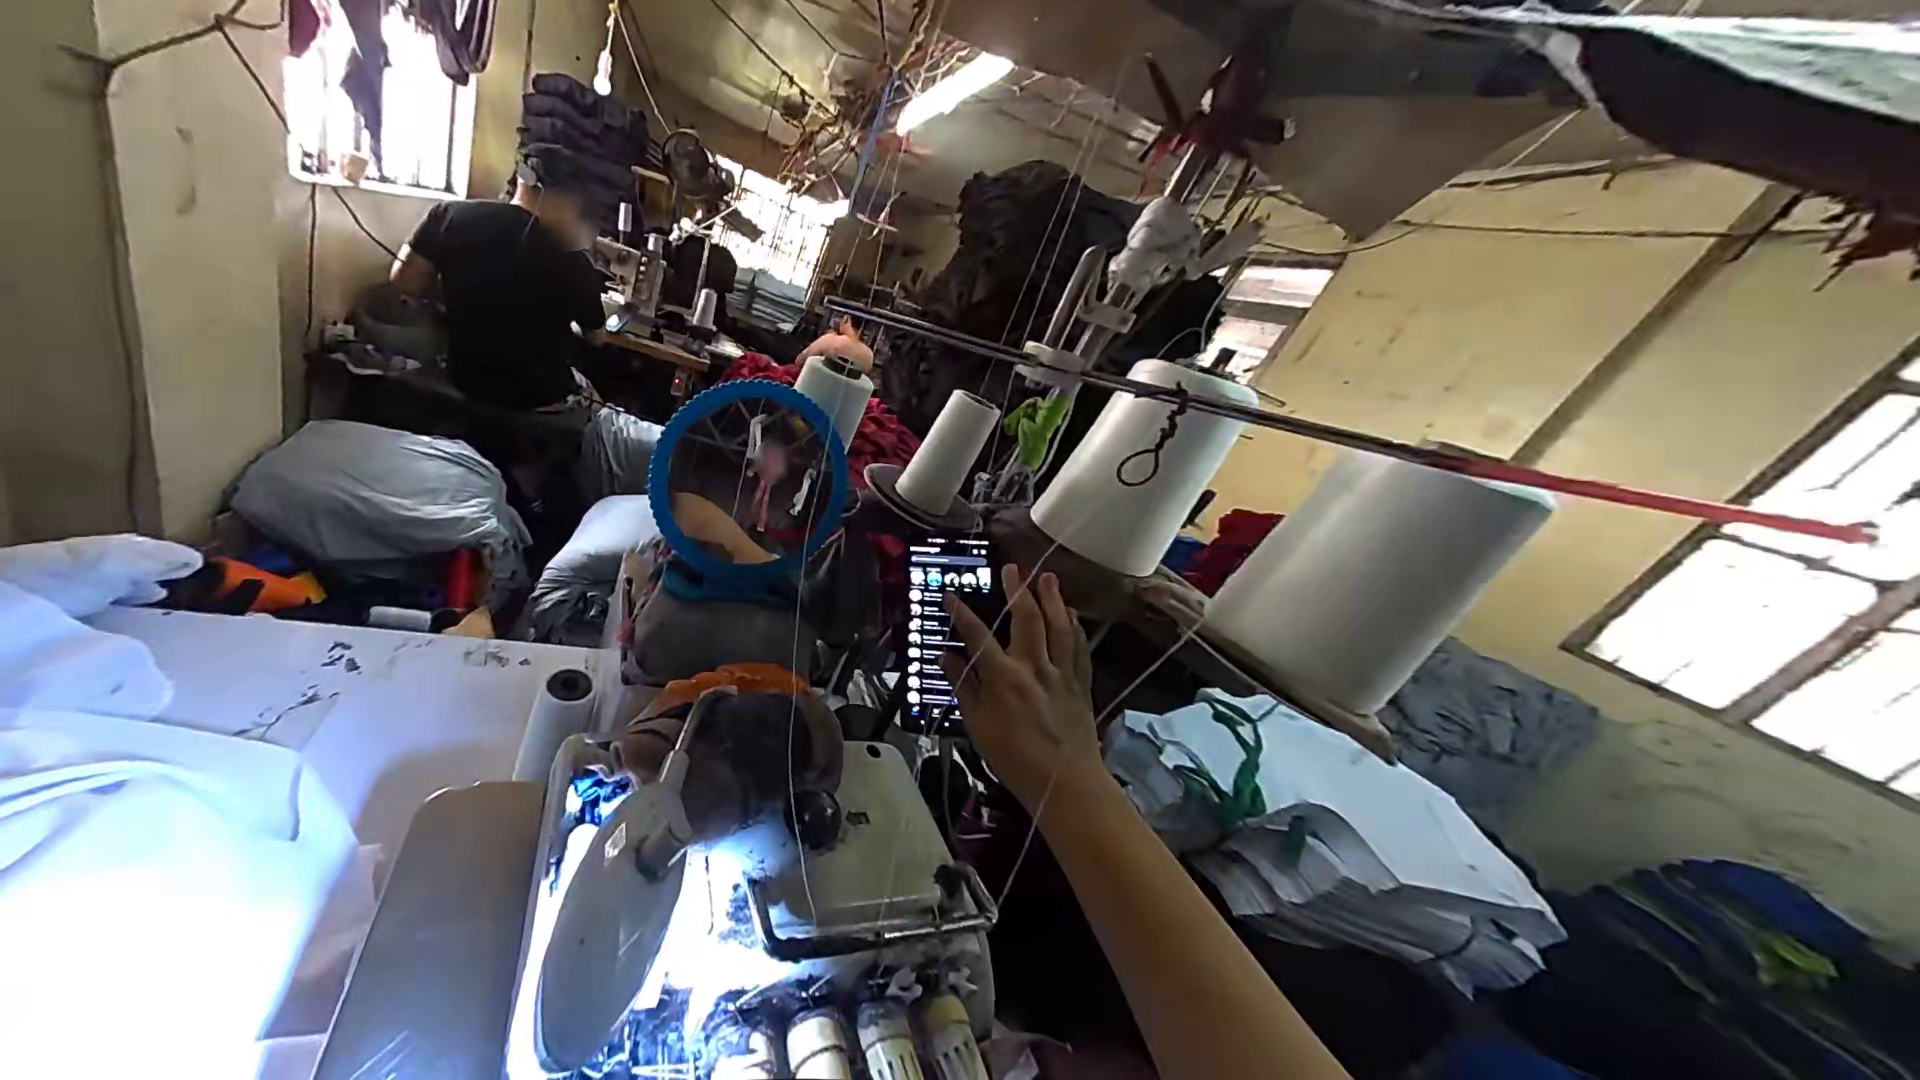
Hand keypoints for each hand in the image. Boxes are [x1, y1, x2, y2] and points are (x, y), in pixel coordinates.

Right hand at [940, 564, 1100, 809]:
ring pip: (1058, 625)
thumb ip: (964, 687)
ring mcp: (1061, 672)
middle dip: (1017, 590)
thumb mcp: (978, 725)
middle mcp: (1033, 667)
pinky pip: (1079, 646)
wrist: (1065, 782)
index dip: (961, 613)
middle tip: (1012, 569)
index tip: (950, 596)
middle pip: (1027, 618)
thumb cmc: (1014, 758)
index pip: (977, 636)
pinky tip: (1072, 615)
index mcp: (1003, 678)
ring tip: (1047, 578)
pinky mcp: (1080, 682)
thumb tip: (945, 657)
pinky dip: (1074, 626)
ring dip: (1052, 598)